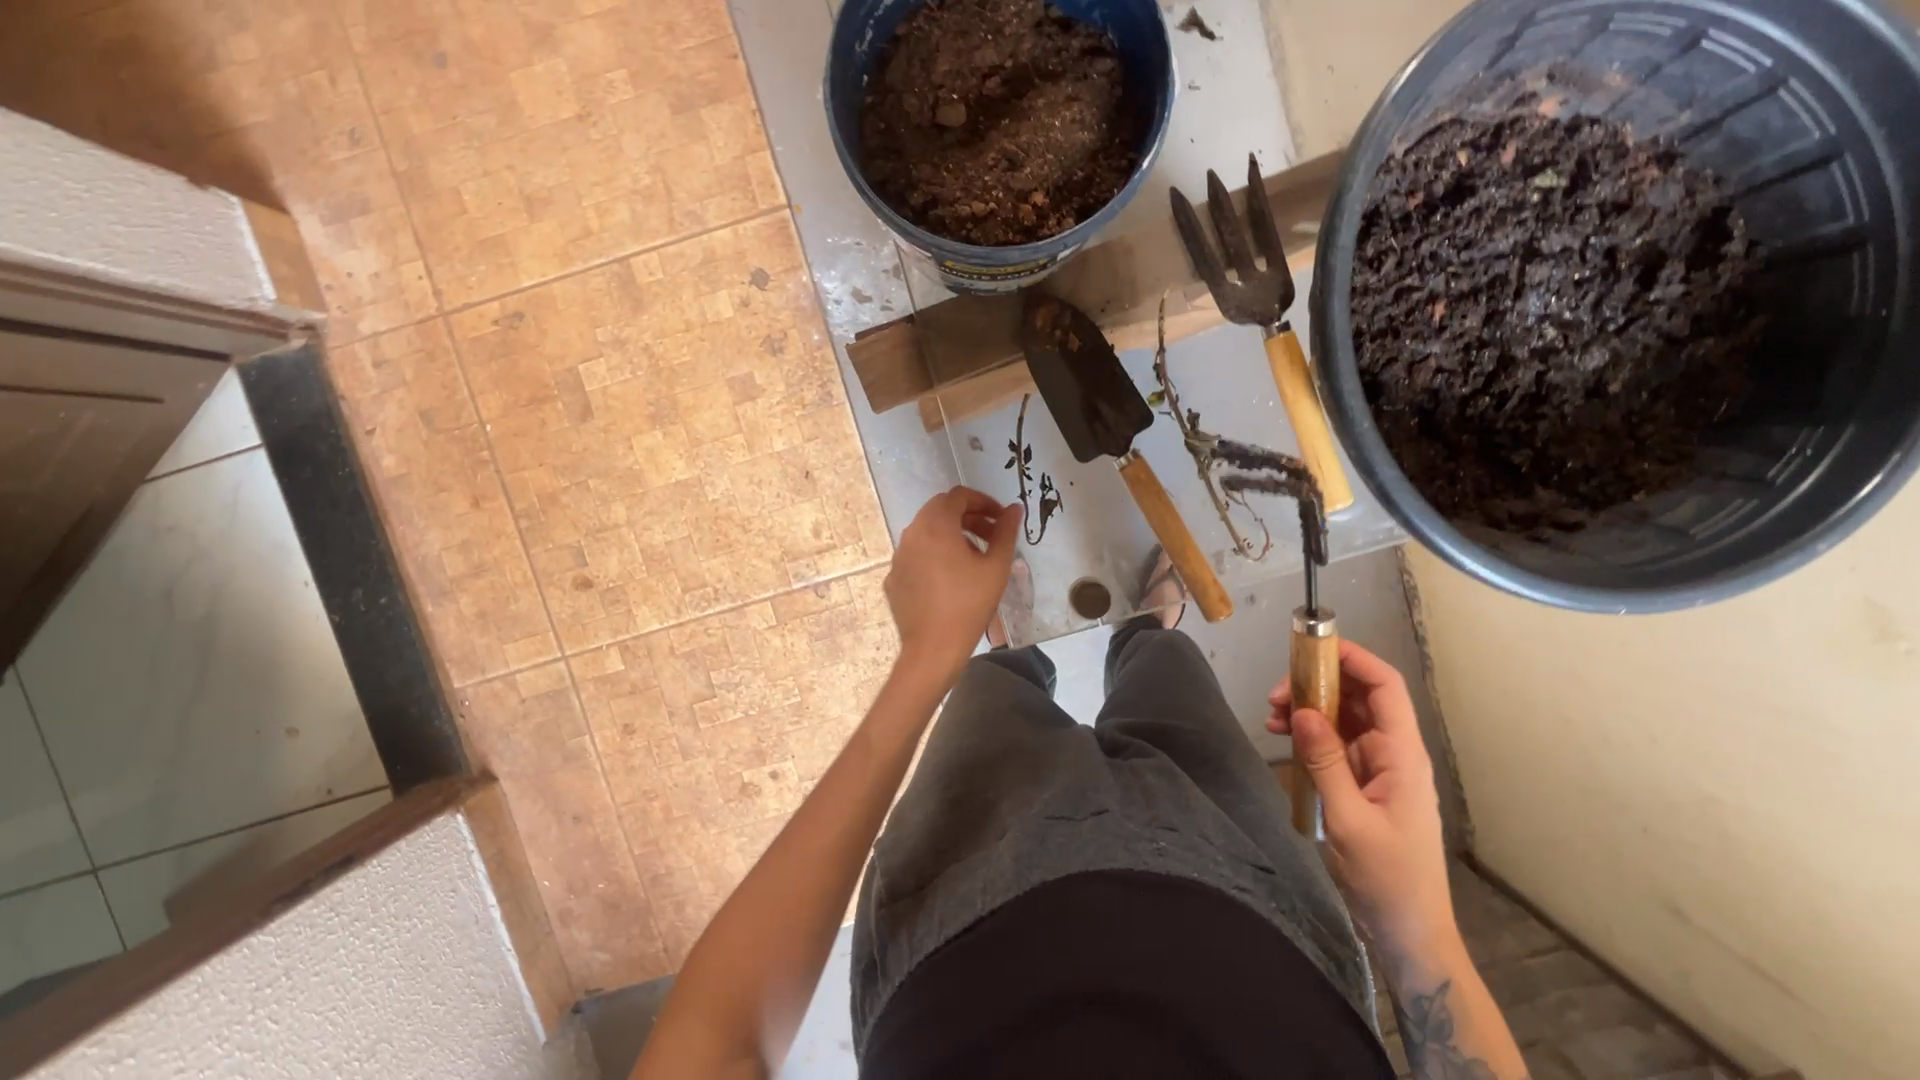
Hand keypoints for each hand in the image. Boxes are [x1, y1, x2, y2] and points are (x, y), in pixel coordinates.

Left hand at [884, 487, 1021, 683]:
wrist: (933, 649)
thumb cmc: (969, 605)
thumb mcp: (996, 567)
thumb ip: (1006, 532)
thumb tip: (1014, 509)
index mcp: (936, 525)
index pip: (958, 496)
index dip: (983, 501)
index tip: (1001, 518)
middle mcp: (912, 533)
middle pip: (940, 511)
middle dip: (969, 517)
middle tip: (991, 536)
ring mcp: (898, 557)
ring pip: (926, 533)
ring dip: (952, 536)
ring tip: (975, 558)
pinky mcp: (893, 578)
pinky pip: (916, 556)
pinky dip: (935, 556)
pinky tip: (950, 580)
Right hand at [1268, 641, 1455, 954]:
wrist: (1408, 929)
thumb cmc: (1387, 877)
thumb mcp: (1349, 819)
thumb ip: (1325, 762)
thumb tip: (1302, 710)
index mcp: (1402, 755)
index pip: (1385, 687)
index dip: (1353, 658)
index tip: (1310, 648)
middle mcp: (1394, 753)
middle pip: (1360, 697)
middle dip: (1317, 685)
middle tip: (1275, 696)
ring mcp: (1380, 769)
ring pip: (1345, 719)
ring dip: (1310, 709)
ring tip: (1272, 717)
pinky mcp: (1365, 786)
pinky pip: (1338, 745)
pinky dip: (1311, 736)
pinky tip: (1285, 740)